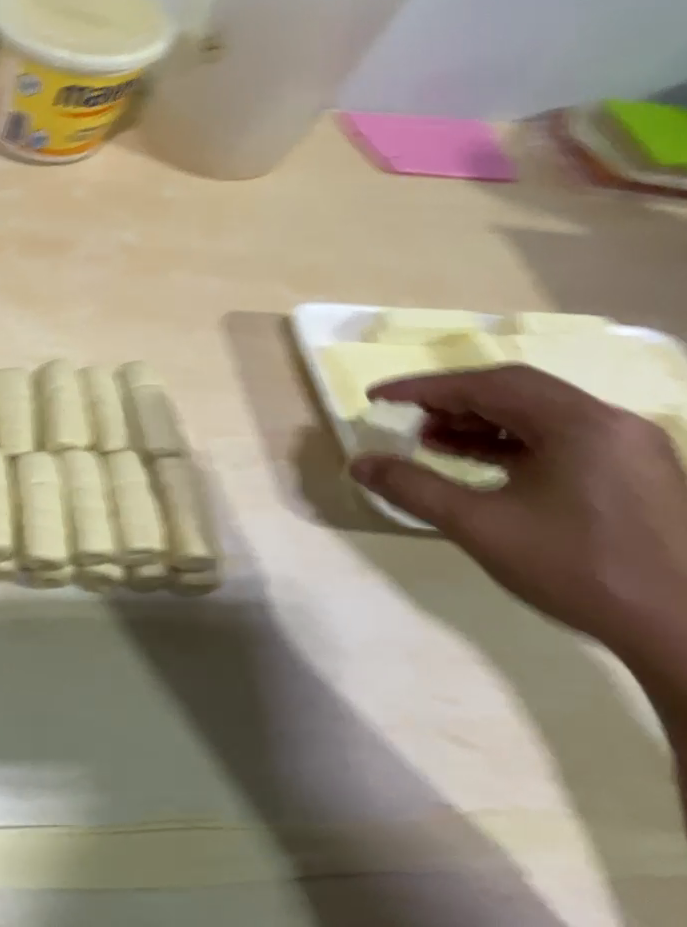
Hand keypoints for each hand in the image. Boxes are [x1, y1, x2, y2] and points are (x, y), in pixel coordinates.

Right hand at [349, 364, 686, 655]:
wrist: (681, 629)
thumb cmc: (577, 568)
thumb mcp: (479, 526)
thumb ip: (413, 487)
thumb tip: (359, 464)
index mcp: (582, 425)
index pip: (490, 385)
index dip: (426, 388)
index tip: (377, 399)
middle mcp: (613, 424)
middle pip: (519, 393)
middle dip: (453, 402)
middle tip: (404, 417)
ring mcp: (631, 450)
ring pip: (541, 417)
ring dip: (481, 423)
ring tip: (431, 441)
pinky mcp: (636, 475)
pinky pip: (563, 441)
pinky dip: (513, 444)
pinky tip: (480, 464)